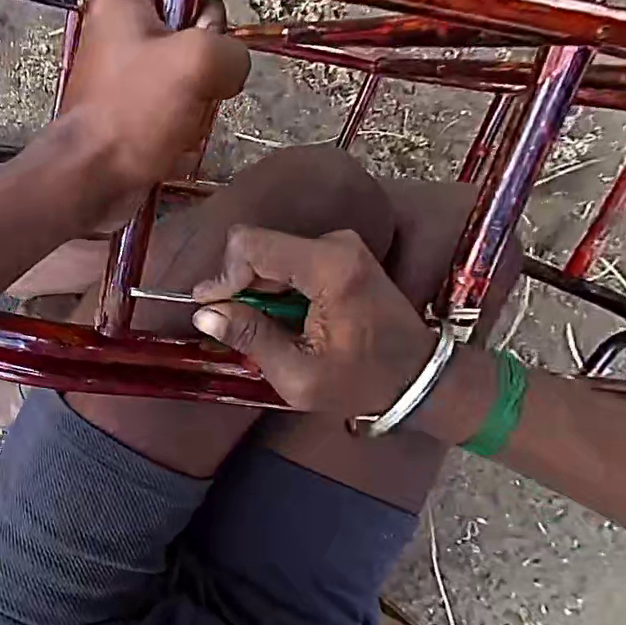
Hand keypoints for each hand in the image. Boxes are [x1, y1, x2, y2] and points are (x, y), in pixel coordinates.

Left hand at [51, 0, 249, 224]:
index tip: (202, 44)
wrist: (90, 177)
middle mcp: (119, 32)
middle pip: (193, 38)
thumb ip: (233, 49)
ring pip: (188, 82)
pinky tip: (171, 145)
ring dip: (197, 108)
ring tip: (180, 126)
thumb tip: (232, 68)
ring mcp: (123, 77)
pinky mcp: (128, 113)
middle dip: (205, 73)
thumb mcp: (199, 61)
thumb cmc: (134, 111)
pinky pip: (174, 113)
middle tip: (192, 93)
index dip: (206, 13)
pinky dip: (181, 130)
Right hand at [191, 225, 436, 416]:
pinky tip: (279, 316)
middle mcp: (335, 243)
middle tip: (232, 323)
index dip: (223, 275)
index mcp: (329, 267)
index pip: (250, 245)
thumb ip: (251, 338)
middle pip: (259, 245)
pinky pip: (288, 258)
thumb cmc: (363, 381)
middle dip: (237, 283)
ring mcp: (341, 244)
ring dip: (255, 287)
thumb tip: (205, 313)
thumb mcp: (299, 376)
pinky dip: (273, 285)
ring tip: (260, 325)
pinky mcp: (341, 252)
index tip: (212, 308)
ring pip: (270, 251)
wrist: (421, 375)